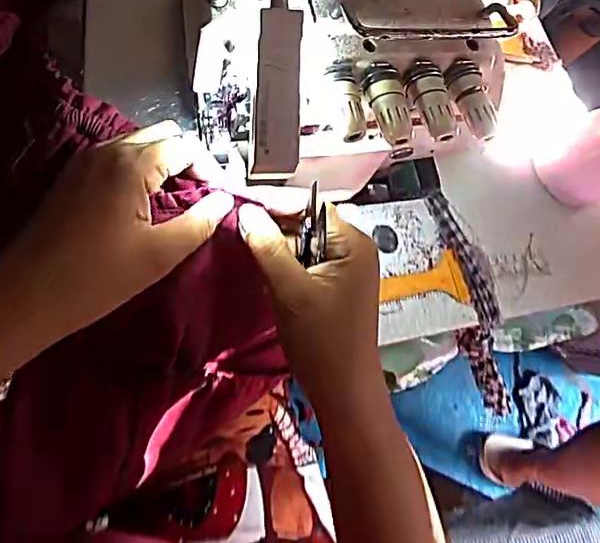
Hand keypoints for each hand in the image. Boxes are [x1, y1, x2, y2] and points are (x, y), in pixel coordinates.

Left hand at [0, 121, 234, 382]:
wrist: (19, 300)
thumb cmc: (94, 279)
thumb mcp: (158, 255)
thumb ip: (200, 222)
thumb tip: (224, 200)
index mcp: (132, 163)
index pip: (187, 146)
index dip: (210, 169)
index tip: (219, 198)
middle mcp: (109, 150)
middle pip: (164, 134)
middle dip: (188, 159)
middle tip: (199, 196)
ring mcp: (87, 159)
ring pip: (140, 143)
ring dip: (164, 163)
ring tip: (175, 202)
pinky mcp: (73, 174)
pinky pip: (119, 156)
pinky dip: (140, 169)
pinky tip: (142, 204)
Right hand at [237, 199, 380, 397]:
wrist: (344, 395)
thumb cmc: (322, 343)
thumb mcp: (290, 292)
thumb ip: (268, 247)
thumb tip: (246, 211)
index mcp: (354, 242)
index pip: (312, 206)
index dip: (278, 204)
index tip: (244, 207)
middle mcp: (356, 247)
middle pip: (309, 223)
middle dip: (277, 229)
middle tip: (242, 233)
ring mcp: (349, 267)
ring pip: (306, 244)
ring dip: (280, 250)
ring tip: (253, 255)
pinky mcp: (339, 284)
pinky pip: (310, 262)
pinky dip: (289, 266)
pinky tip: (271, 276)